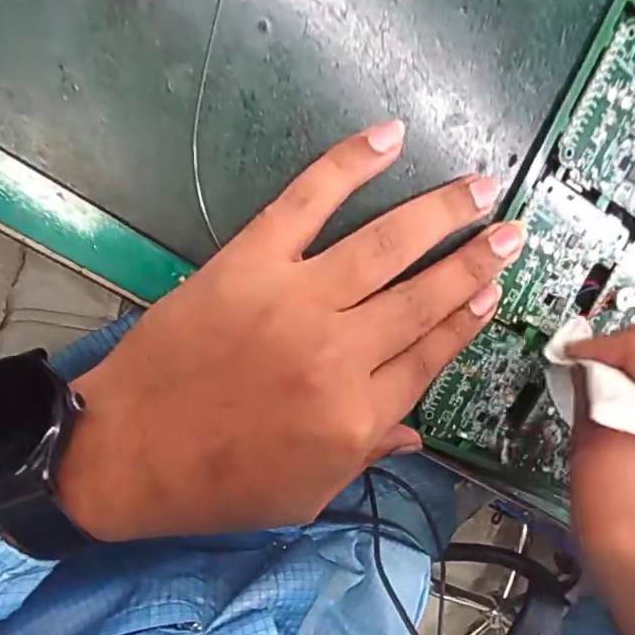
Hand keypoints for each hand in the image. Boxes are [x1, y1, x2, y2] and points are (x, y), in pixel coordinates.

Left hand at [55, 120, 526, 540]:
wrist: (126, 454)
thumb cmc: (212, 487)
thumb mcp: (300, 496)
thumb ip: (362, 460)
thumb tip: (412, 434)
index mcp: (356, 417)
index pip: (430, 357)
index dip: (466, 320)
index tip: (493, 291)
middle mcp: (340, 354)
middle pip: (424, 298)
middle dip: (475, 262)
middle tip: (508, 232)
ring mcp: (294, 302)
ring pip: (386, 245)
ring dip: (441, 210)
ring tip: (479, 187)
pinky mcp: (247, 265)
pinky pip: (308, 201)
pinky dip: (348, 164)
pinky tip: (387, 138)